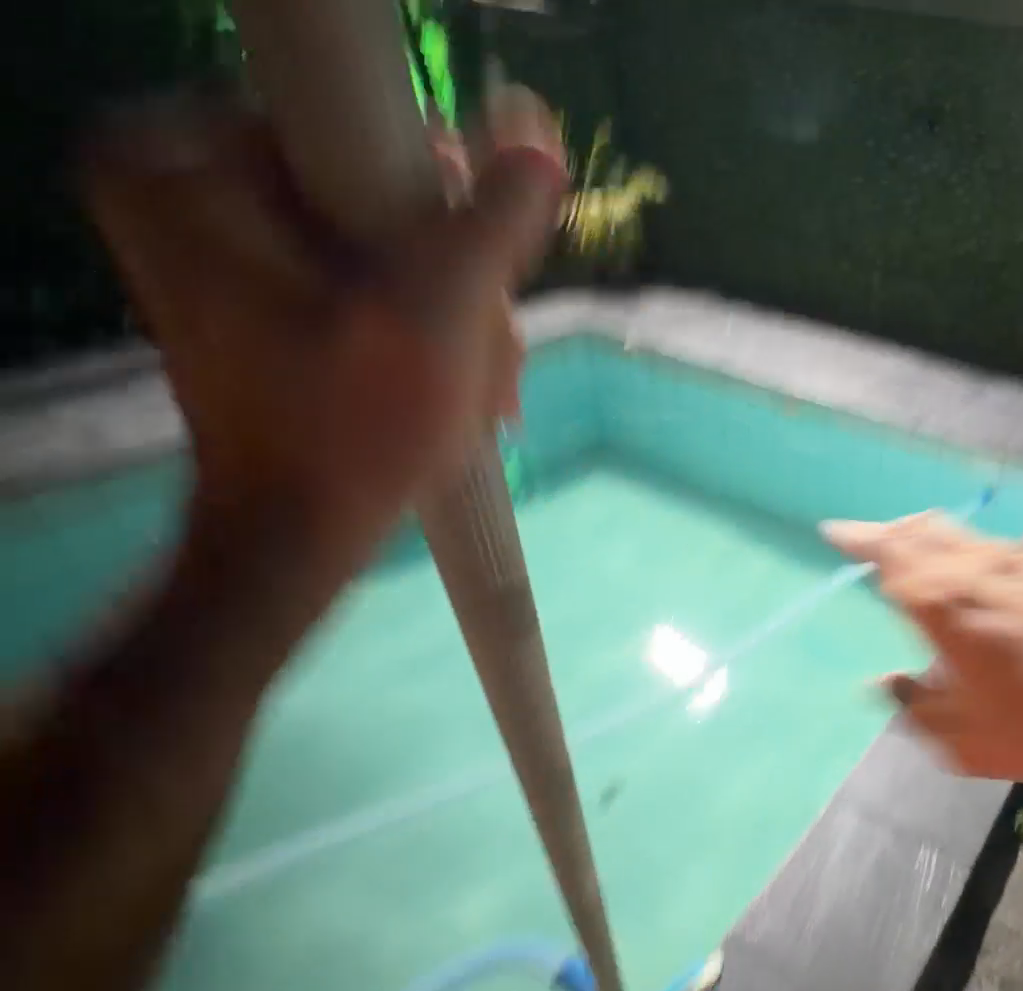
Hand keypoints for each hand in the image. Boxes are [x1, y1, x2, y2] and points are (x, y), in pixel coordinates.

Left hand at [81, 89, 569, 539]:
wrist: (301, 533)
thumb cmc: (353, 428)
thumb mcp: (437, 312)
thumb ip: (491, 218)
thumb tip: (535, 128)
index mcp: (184, 163)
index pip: (355, 124)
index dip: (437, 192)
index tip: (472, 272)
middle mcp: (188, 186)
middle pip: (375, 188)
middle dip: (455, 273)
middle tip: (484, 344)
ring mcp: (227, 243)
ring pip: (388, 239)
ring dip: (456, 308)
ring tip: (480, 379)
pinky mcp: (267, 292)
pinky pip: (375, 275)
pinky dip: (428, 321)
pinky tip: (458, 375)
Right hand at [823, 514, 1022, 795]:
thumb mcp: (963, 739)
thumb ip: (913, 705)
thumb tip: (881, 684)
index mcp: (948, 604)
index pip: (890, 553)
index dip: (860, 540)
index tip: (836, 532)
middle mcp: (986, 569)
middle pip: (927, 531)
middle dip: (895, 531)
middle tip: (876, 540)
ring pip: (970, 538)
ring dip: (939, 541)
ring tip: (926, 553)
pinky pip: (1010, 553)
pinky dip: (983, 557)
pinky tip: (993, 579)